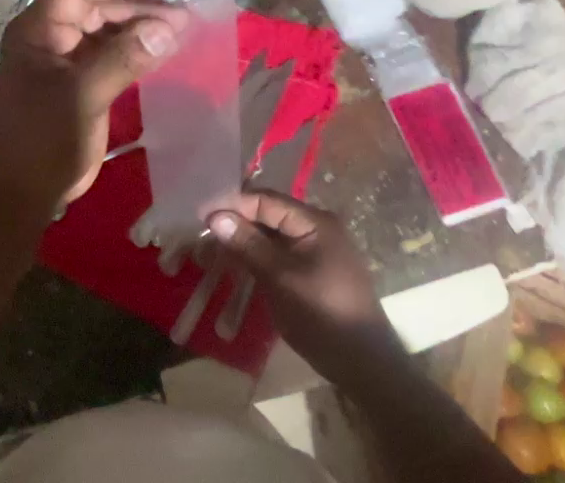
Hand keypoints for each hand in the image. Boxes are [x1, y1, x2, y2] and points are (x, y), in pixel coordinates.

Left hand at [0, 0, 186, 213]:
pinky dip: (133, 51)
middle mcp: (48, 38)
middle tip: (181, 15)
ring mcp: (61, 62)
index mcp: (37, 30)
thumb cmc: (41, 138)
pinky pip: (108, 56)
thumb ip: (123, 59)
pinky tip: (160, 52)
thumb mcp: (82, 96)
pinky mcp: (76, 85)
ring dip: (138, 29)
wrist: (21, 192)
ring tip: (179, 30)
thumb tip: (167, 28)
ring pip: (104, 32)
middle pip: (95, 8)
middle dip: (136, 7)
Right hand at [208, 191, 388, 376]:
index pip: (265, 200)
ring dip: (241, 242)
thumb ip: (249, 245)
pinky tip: (232, 267)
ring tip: (209, 252)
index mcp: (315, 222)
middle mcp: (316, 228)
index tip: (201, 216)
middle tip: (201, 235)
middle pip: (267, 215)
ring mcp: (314, 250)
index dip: (232, 205)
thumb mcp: (281, 278)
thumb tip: (216, 217)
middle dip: (234, 223)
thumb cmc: (322, 314)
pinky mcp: (310, 271)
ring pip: (269, 236)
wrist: (364, 363)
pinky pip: (276, 255)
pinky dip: (254, 258)